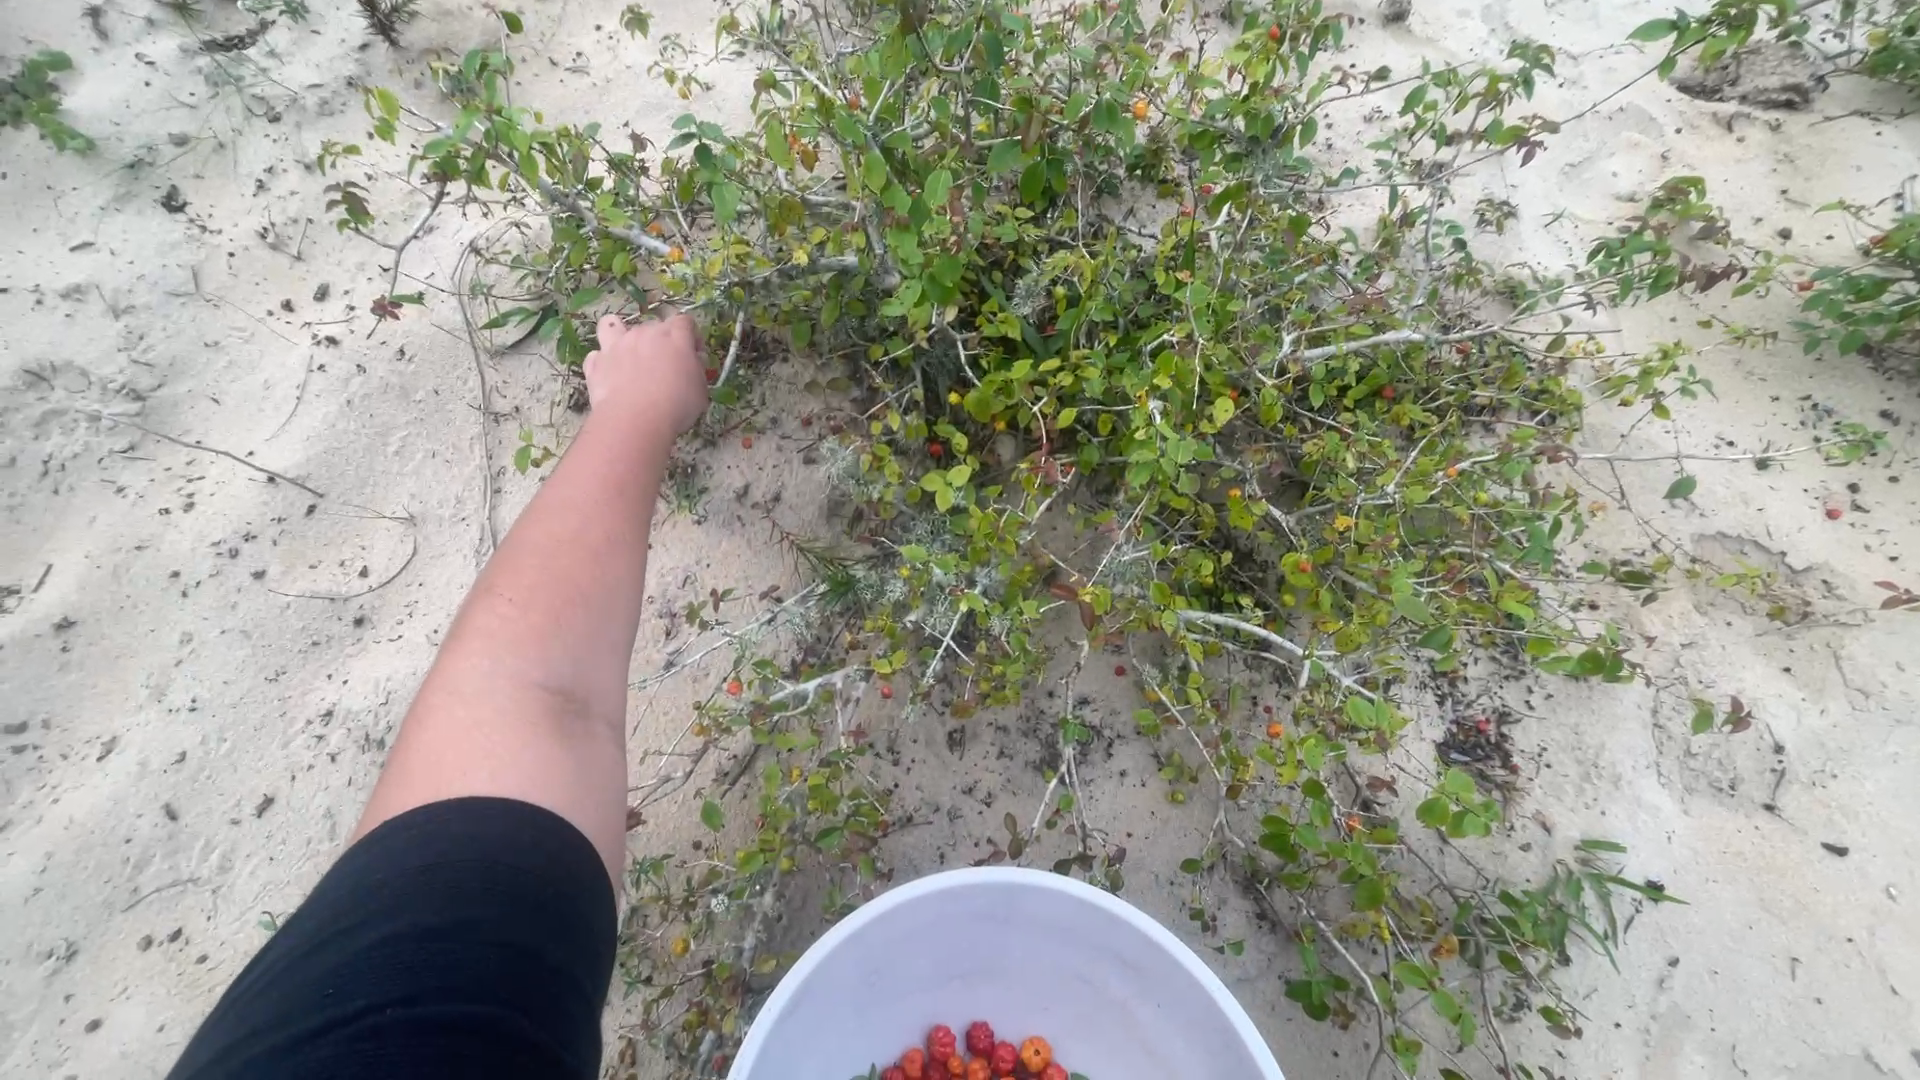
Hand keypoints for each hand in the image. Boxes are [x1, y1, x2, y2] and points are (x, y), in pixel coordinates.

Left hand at [583, 312, 708, 435]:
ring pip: (613, 326)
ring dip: (620, 334)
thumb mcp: (701, 388)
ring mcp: (617, 345)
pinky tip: (610, 373)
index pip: (685, 322)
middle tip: (666, 363)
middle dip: (660, 340)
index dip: (691, 336)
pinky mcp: (597, 363)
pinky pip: (598, 355)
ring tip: (627, 353)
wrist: (637, 419)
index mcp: (674, 337)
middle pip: (653, 325)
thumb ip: (696, 368)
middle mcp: (644, 333)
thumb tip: (693, 359)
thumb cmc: (678, 404)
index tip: (694, 353)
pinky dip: (604, 361)